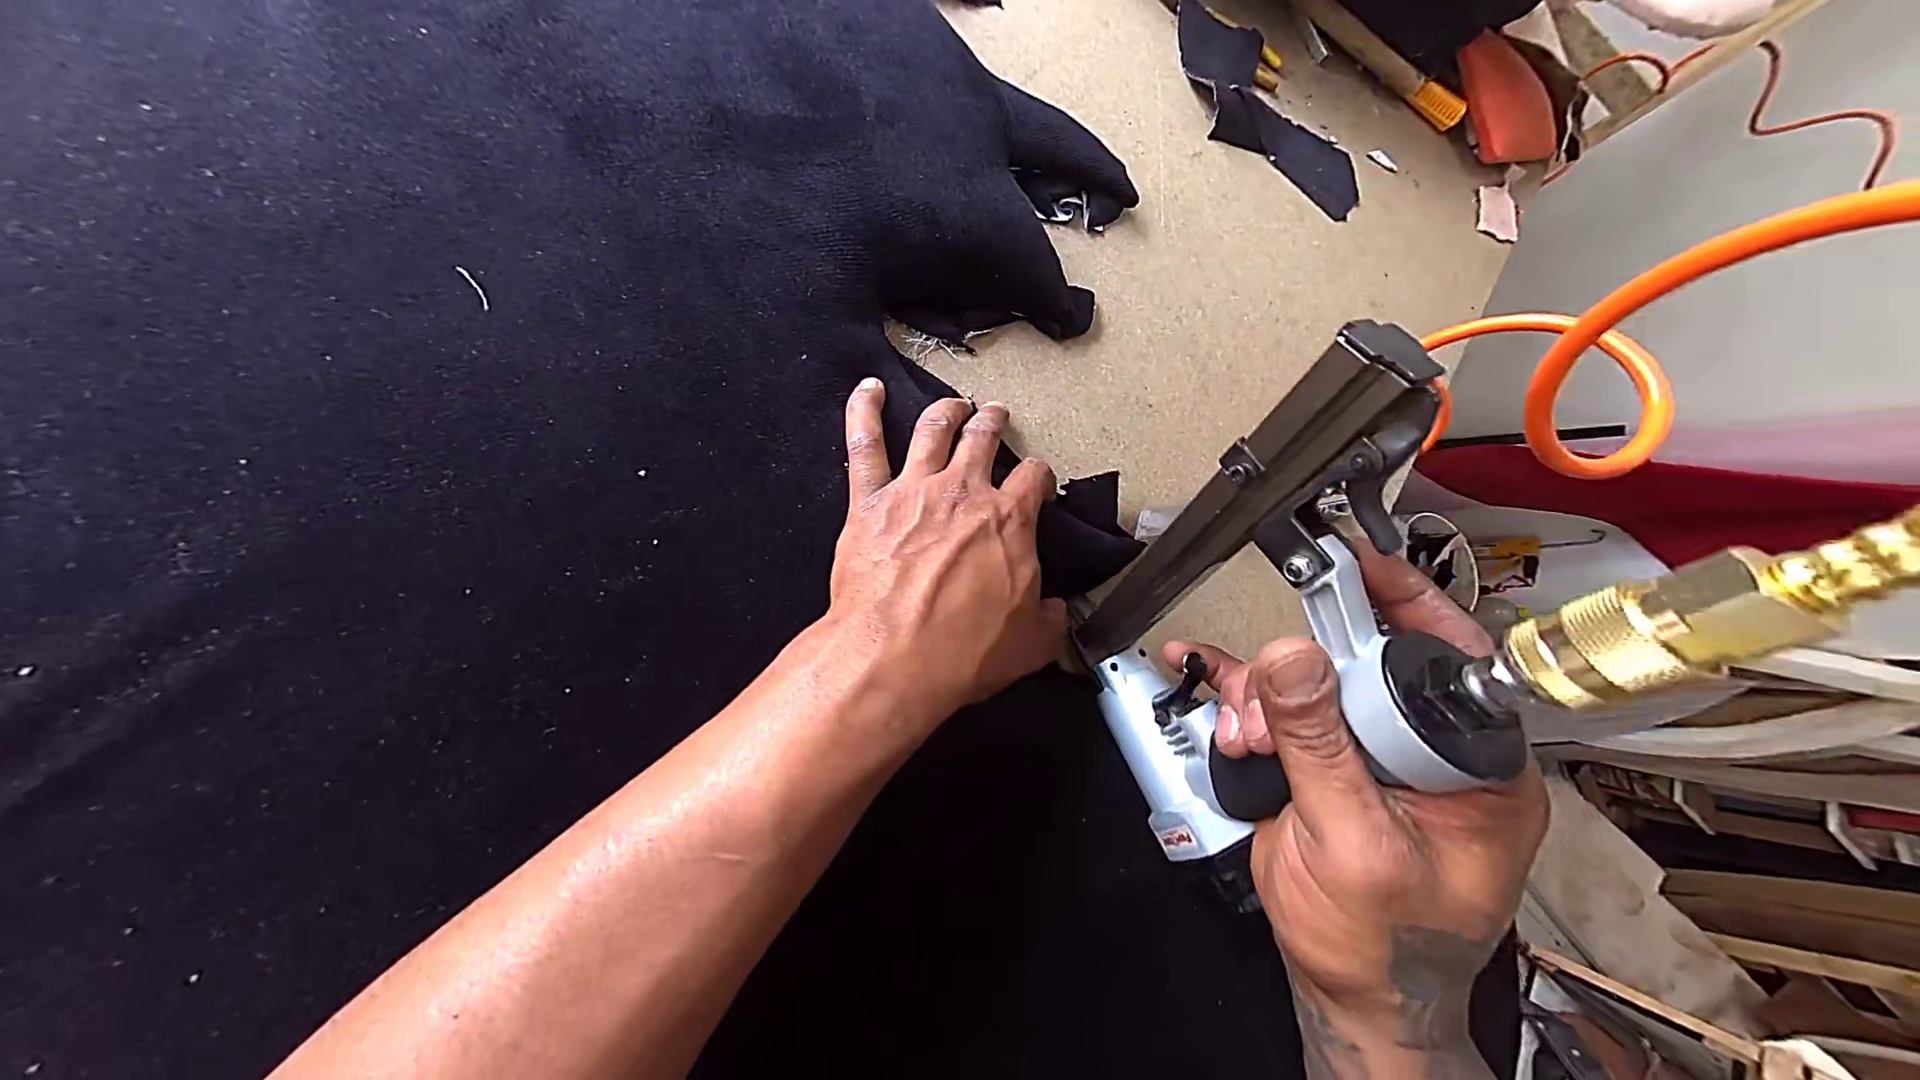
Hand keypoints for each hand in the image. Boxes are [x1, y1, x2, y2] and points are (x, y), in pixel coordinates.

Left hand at [827, 379, 1066, 723]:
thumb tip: (1058, 613)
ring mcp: (914, 491)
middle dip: (994, 422)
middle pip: (984, 437)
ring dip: (947, 410)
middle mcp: (963, 492)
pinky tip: (868, 390)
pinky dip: (864, 411)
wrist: (894, 656)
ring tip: (953, 404)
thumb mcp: (1032, 642)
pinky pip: (864, 445)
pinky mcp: (870, 503)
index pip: (1034, 477)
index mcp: (1008, 520)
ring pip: (933, 429)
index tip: (1037, 481)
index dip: (1039, 475)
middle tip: (996, 415)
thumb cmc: (962, 650)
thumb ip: (1052, 619)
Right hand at [1164, 544, 1546, 1074]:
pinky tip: (1198, 667)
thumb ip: (1322, 747)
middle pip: (1355, 663)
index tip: (1357, 566)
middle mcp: (1418, 747)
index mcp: (1472, 767)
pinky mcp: (1311, 755)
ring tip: (1242, 736)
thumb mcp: (1356, 844)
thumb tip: (1293, 656)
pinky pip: (1267, 703)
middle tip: (1264, 706)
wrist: (1343, 984)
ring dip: (1257, 695)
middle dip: (1299, 672)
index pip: (1448, 663)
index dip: (1405, 608)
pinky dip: (1231, 688)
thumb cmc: (1384, 941)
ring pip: (1301, 679)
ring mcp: (1358, 749)